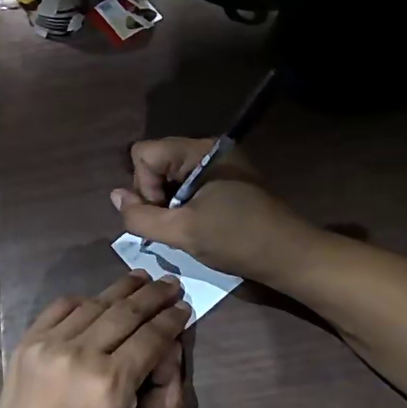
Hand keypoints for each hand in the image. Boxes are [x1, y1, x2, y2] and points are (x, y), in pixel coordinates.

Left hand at [0, 273, 189, 407]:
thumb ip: (167, 395)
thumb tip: (172, 347)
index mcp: (110, 384)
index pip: (150, 337)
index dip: (171, 320)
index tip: (185, 307)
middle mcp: (78, 355)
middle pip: (125, 311)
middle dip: (153, 295)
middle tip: (171, 283)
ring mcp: (47, 344)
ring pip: (93, 304)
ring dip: (121, 289)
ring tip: (142, 280)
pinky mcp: (26, 342)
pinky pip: (60, 307)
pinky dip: (84, 300)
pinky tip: (100, 299)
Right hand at [110, 137, 319, 282]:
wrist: (291, 257)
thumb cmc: (237, 240)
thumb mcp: (182, 232)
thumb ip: (140, 216)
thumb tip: (115, 197)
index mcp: (200, 151)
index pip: (144, 154)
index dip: (143, 185)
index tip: (164, 214)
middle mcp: (208, 149)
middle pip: (155, 161)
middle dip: (154, 194)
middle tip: (172, 224)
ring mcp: (218, 164)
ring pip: (169, 175)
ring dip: (168, 202)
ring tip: (184, 227)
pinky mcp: (225, 181)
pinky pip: (187, 183)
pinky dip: (183, 204)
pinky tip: (196, 225)